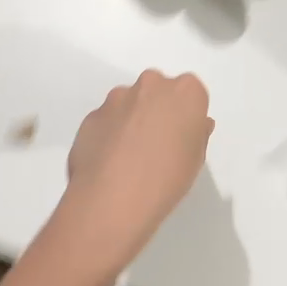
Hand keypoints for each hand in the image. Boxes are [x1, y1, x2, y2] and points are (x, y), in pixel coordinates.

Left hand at [59, 72, 213, 265]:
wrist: (112, 201)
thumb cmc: (167, 178)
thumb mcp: (196, 159)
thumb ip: (196, 133)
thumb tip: (192, 125)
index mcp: (186, 91)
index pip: (191, 93)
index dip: (186, 115)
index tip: (181, 136)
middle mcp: (151, 85)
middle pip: (158, 90)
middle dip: (157, 109)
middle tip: (157, 143)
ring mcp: (117, 99)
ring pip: (129, 103)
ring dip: (131, 120)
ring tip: (129, 156)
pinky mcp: (91, 116)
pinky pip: (106, 120)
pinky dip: (109, 133)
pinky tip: (109, 162)